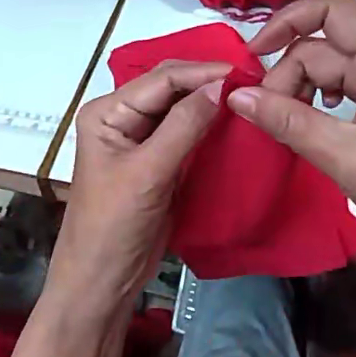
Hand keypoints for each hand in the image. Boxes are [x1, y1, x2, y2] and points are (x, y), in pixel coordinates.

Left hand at [46, 61, 228, 315]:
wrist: (104, 283)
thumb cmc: (113, 227)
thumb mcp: (148, 173)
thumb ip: (183, 126)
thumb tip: (221, 87)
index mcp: (108, 111)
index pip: (161, 79)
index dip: (202, 73)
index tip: (244, 73)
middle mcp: (123, 116)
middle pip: (171, 87)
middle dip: (207, 81)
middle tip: (251, 81)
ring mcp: (142, 137)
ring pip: (182, 106)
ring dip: (211, 100)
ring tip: (248, 94)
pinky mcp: (159, 158)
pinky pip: (188, 130)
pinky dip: (210, 123)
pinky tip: (234, 120)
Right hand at [227, 0, 355, 282]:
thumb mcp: (347, 160)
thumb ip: (290, 123)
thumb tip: (237, 97)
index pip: (333, 8)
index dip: (287, 21)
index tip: (253, 56)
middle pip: (327, 40)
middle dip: (289, 69)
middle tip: (264, 113)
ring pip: (334, 63)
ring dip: (302, 85)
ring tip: (284, 122)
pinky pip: (348, 83)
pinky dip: (321, 97)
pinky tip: (311, 122)